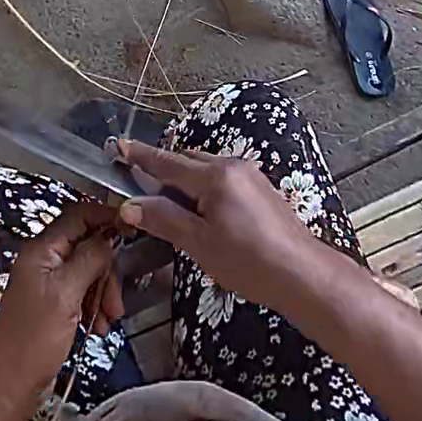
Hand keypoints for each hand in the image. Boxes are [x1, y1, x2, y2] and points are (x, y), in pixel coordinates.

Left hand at [0, 202, 124, 409]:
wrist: (5, 392)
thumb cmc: (30, 343)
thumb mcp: (65, 294)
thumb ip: (89, 258)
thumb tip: (109, 234)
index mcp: (42, 250)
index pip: (78, 215)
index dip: (106, 216)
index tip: (131, 228)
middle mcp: (44, 261)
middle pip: (87, 245)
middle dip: (107, 269)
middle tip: (115, 298)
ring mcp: (47, 283)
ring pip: (88, 270)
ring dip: (103, 291)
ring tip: (106, 319)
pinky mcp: (52, 305)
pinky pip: (82, 293)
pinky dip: (94, 306)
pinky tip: (96, 326)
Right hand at [113, 139, 346, 312]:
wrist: (303, 274)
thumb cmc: (249, 261)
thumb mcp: (199, 243)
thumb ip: (164, 219)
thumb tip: (131, 205)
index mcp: (215, 176)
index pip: (167, 162)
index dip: (140, 156)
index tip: (119, 146)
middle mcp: (233, 166)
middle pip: (187, 161)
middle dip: (164, 172)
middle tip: (143, 194)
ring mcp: (249, 175)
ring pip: (206, 169)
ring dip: (185, 182)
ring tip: (173, 212)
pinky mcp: (260, 188)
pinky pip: (222, 178)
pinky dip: (205, 188)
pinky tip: (203, 215)